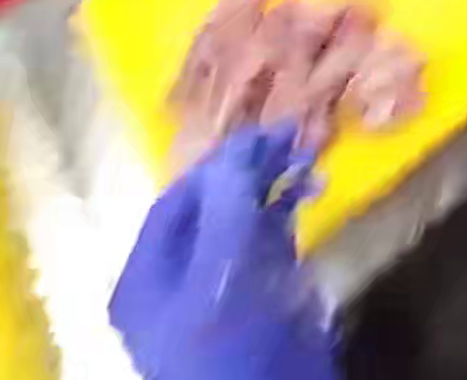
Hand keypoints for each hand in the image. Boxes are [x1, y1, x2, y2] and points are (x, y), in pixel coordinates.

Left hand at [111, 125, 335, 379]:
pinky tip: (317, 186)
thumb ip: (227, 204)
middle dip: (255, 164)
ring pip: (248, 210)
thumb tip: (239, 145)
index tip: (268, 128)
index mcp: (149, 274)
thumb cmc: (229, 337)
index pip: (180, 198)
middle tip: (297, 130)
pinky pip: (274, 228)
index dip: (222, 160)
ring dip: (279, 178)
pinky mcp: (263, 279)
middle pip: (215, 200)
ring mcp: (224, 275)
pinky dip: (294, 202)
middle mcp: (181, 270)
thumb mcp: (222, 269)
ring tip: (312, 153)